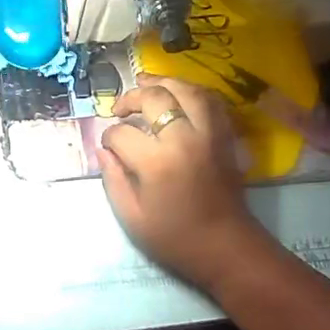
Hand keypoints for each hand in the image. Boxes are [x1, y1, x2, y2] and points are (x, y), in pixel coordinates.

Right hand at [98, 77, 274, 289]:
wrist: (225, 247)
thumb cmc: (175, 238)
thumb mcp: (132, 217)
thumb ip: (113, 179)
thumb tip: (103, 150)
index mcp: (157, 162)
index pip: (123, 133)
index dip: (109, 136)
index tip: (108, 146)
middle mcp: (185, 139)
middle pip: (156, 98)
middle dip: (132, 97)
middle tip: (121, 109)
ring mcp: (210, 134)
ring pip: (188, 90)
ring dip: (165, 82)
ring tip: (147, 85)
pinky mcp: (226, 136)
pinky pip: (212, 101)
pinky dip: (193, 92)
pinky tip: (179, 96)